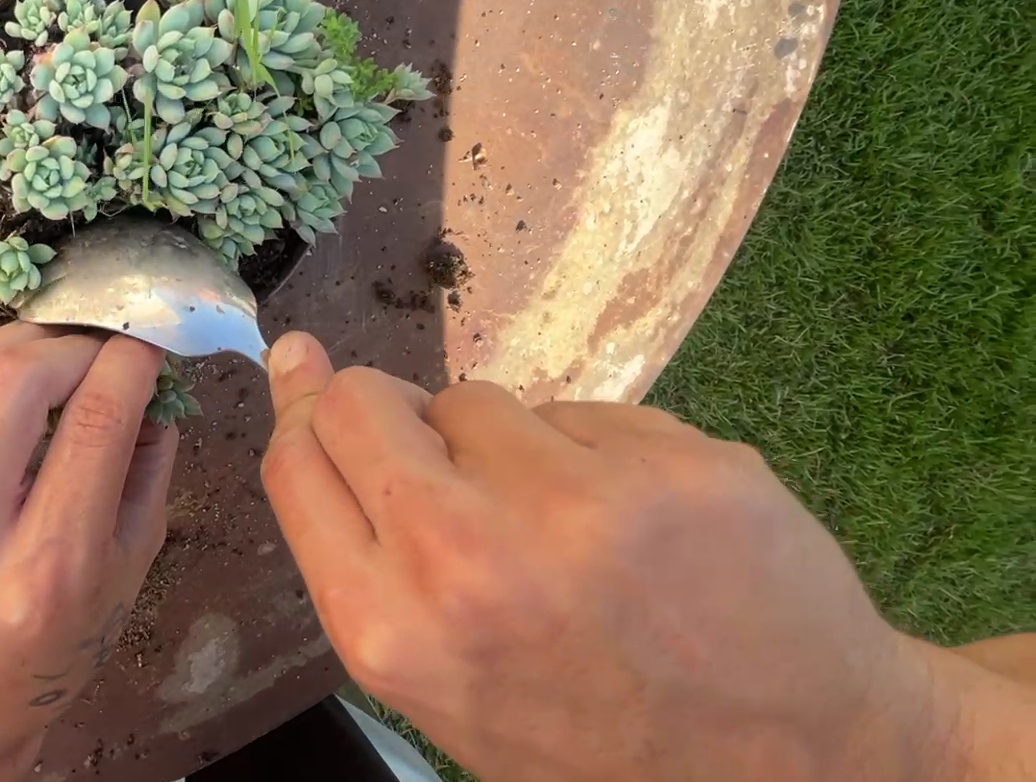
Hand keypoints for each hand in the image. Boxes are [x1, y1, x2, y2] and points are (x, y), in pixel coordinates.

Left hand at [0, 324, 176, 780]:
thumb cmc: (54, 647)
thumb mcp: (128, 571)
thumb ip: (148, 469)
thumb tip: (154, 384)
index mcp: (45, 568)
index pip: (95, 420)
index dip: (131, 361)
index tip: (149, 341)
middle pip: (14, 378)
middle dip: (72, 340)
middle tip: (102, 344)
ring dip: (25, 343)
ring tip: (61, 352)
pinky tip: (13, 391)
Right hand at [260, 331, 1020, 781]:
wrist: (806, 775)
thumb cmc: (567, 721)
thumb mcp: (425, 665)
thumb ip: (345, 524)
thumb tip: (296, 360)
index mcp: (388, 626)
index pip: (295, 456)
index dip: (300, 409)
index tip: (307, 369)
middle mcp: (464, 561)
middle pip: (361, 399)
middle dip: (391, 413)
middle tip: (446, 462)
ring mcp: (576, 509)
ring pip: (471, 396)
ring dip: (497, 443)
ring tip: (558, 523)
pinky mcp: (676, 470)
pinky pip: (573, 410)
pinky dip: (587, 451)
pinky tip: (638, 522)